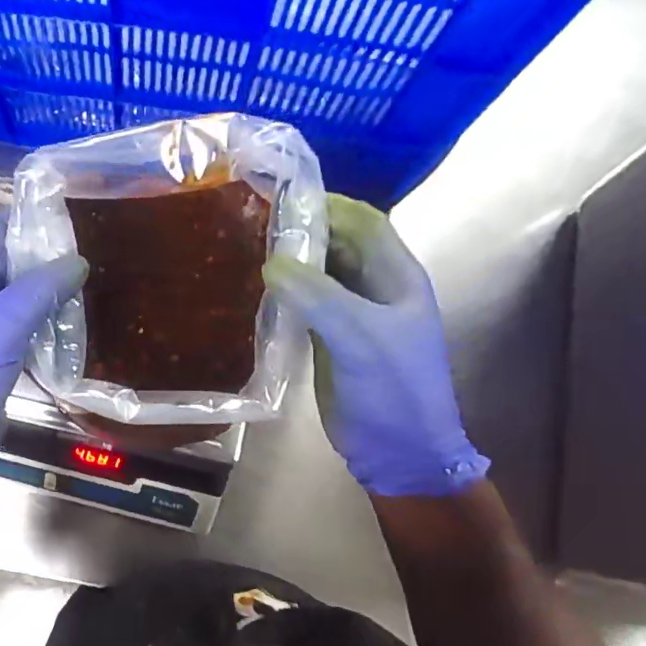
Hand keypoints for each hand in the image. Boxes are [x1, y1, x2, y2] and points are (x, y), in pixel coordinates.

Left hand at [0, 214, 85, 512]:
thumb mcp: (5, 322)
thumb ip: (42, 288)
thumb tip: (78, 261)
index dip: (34, 221)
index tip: (77, 219)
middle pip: (15, 266)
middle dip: (51, 262)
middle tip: (97, 258)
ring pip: (23, 301)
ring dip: (53, 298)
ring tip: (94, 291)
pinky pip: (26, 333)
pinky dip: (48, 329)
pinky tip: (76, 330)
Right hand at [262, 194, 488, 497]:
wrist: (397, 450)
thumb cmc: (392, 389)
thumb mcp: (360, 337)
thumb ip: (319, 297)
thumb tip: (273, 262)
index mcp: (396, 277)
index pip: (364, 223)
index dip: (329, 204)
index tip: (283, 195)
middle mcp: (376, 290)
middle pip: (339, 246)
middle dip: (304, 231)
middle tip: (254, 221)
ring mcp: (353, 319)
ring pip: (321, 278)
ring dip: (292, 265)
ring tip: (248, 250)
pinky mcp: (331, 344)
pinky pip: (307, 309)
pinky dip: (286, 297)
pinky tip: (257, 292)